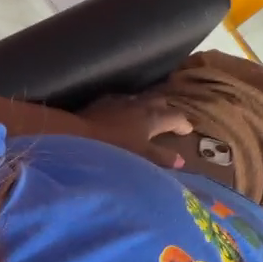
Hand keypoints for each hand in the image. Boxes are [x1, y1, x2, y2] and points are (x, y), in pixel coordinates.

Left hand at [76, 94, 194, 167]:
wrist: (76, 135)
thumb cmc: (112, 148)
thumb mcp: (139, 156)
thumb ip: (160, 157)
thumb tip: (181, 162)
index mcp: (154, 118)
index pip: (177, 117)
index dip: (183, 124)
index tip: (186, 131)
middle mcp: (140, 105)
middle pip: (160, 103)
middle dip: (166, 111)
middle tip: (166, 121)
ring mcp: (120, 101)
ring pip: (140, 99)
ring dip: (145, 107)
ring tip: (144, 117)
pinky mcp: (101, 102)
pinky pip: (118, 102)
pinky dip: (124, 108)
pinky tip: (118, 114)